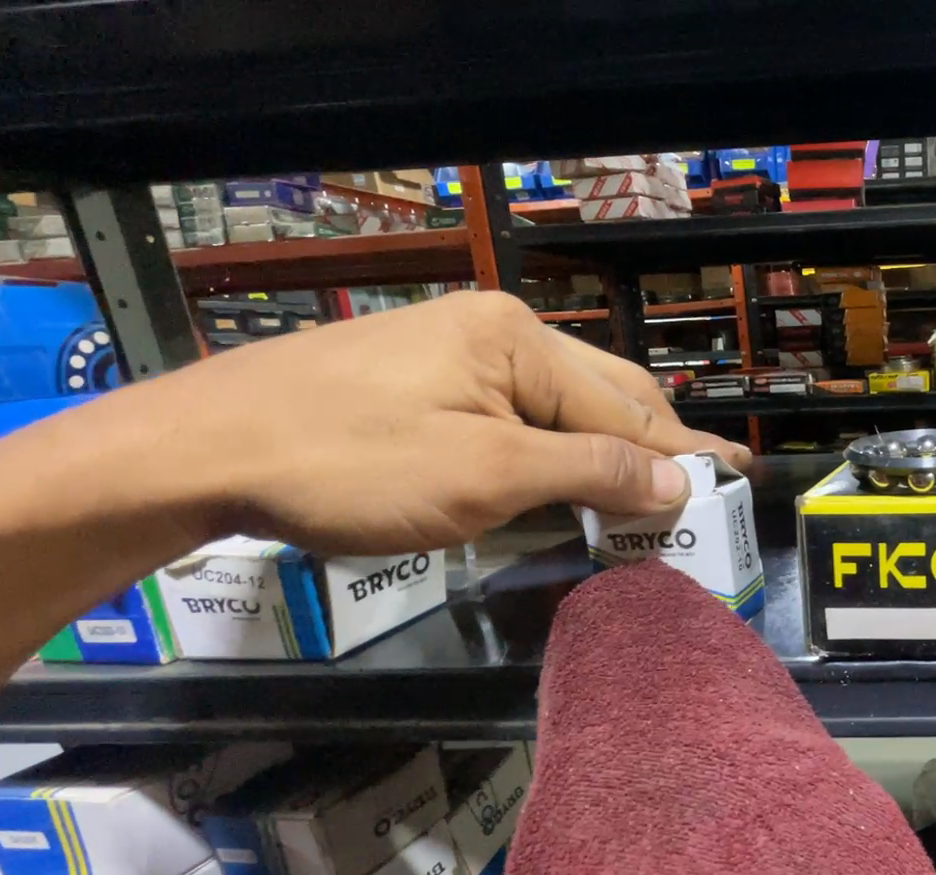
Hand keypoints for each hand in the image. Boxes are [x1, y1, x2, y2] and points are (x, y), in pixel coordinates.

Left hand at [112, 290, 750, 554]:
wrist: (196, 450)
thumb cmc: (350, 465)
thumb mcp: (487, 477)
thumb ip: (592, 471)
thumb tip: (679, 481)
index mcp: (520, 341)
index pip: (627, 409)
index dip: (685, 453)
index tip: (739, 475)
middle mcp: (502, 332)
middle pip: (609, 394)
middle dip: (660, 442)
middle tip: (710, 478)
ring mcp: (464, 352)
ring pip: (571, 403)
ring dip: (616, 446)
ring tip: (661, 478)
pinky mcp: (435, 380)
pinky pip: (529, 413)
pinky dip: (568, 446)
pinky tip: (585, 465)